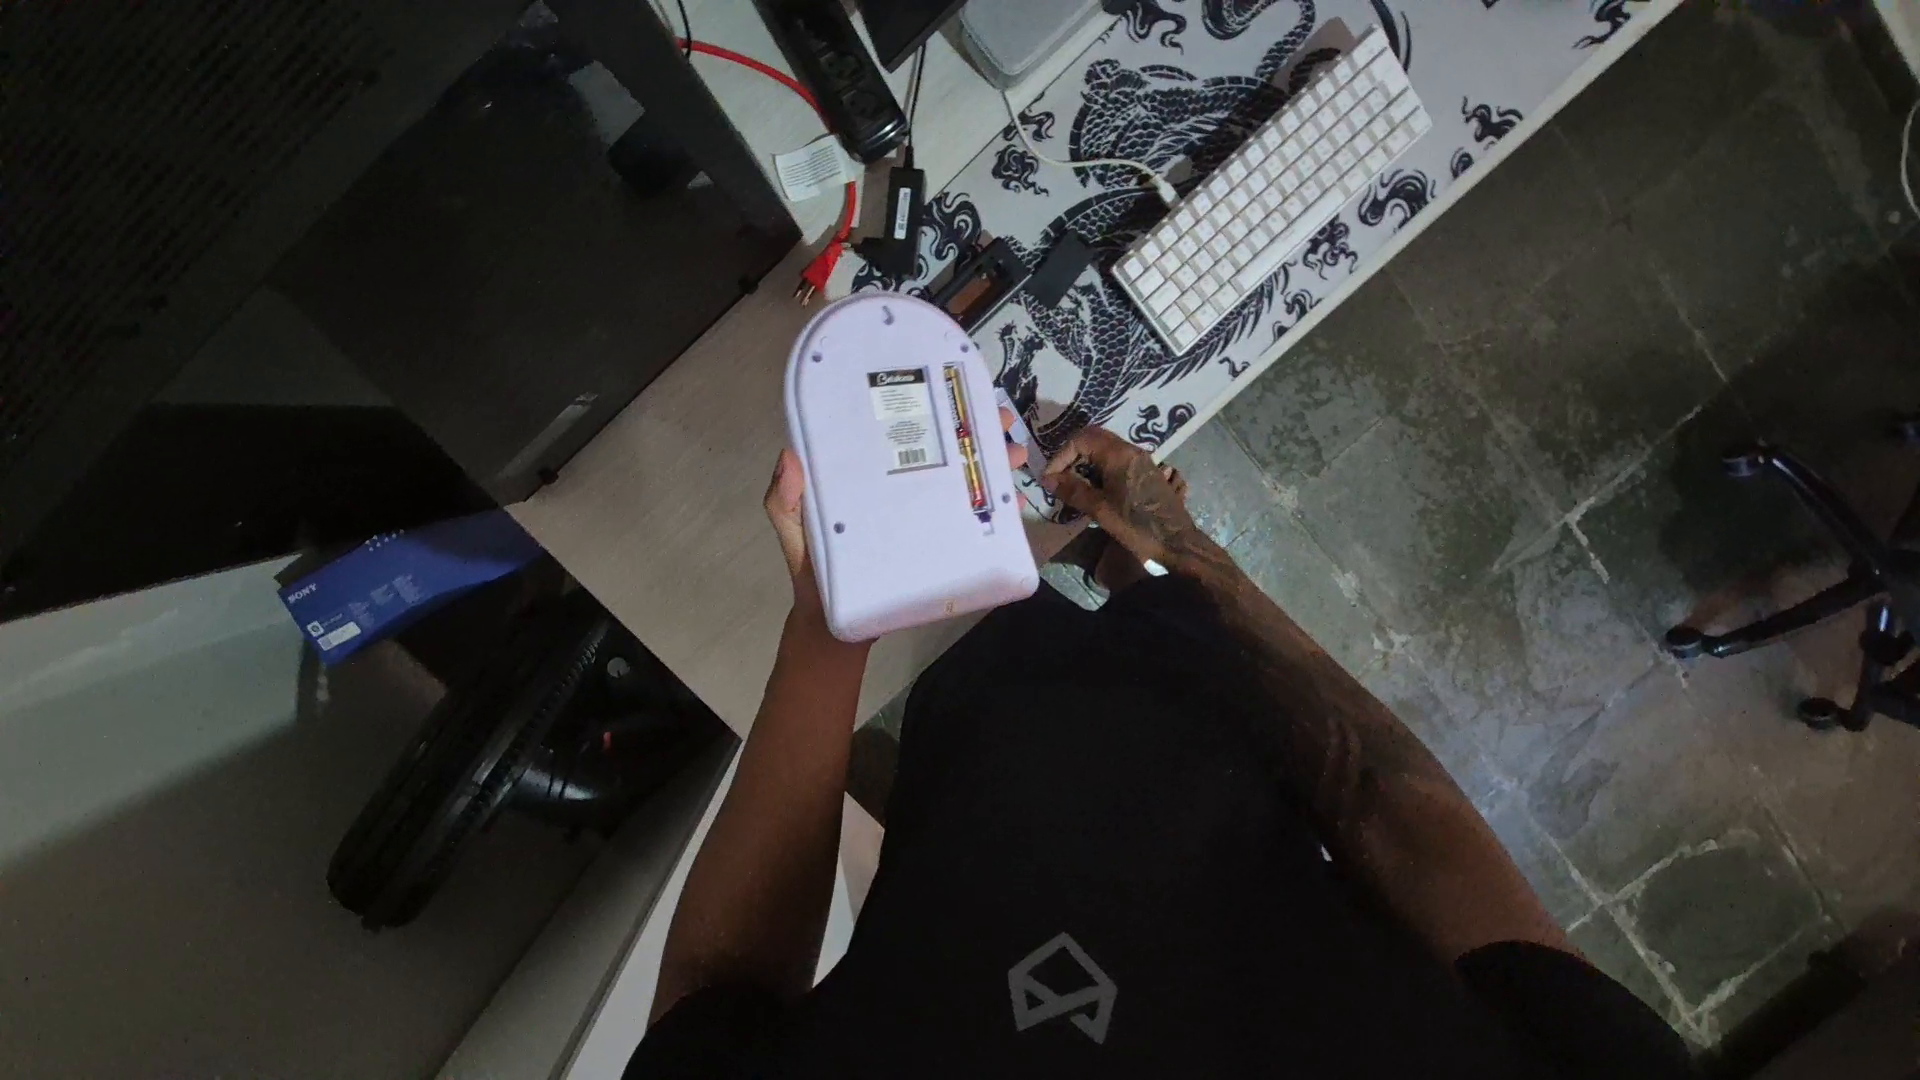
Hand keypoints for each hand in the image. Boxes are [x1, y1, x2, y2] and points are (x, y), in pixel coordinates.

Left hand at [764, 409, 1029, 605]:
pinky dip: (997, 512)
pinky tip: (1014, 504)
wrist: (835, 628)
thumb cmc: (813, 571)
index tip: (953, 389)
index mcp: (871, 475)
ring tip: (1014, 455)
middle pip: (944, 450)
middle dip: (976, 429)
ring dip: (994, 464)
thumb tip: (789, 457)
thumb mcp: (794, 529)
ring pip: (965, 481)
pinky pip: (972, 524)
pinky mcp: (938, 547)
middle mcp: (902, 489)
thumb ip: (784, 500)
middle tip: (999, 418)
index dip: (929, 408)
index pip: (901, 431)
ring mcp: (923, 517)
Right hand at [1041, 425, 1200, 566]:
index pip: (1081, 440)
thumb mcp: (1100, 510)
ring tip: (1073, 482)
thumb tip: (1047, 479)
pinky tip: (1093, 487)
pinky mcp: (1144, 470)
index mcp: (1119, 455)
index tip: (1051, 477)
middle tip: (1059, 475)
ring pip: (1105, 447)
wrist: (1176, 540)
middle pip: (1093, 437)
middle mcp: (1130, 450)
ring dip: (1085, 459)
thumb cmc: (1137, 525)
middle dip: (1072, 453)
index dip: (1061, 455)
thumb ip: (1073, 490)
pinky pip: (1116, 458)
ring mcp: (1140, 459)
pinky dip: (1099, 465)